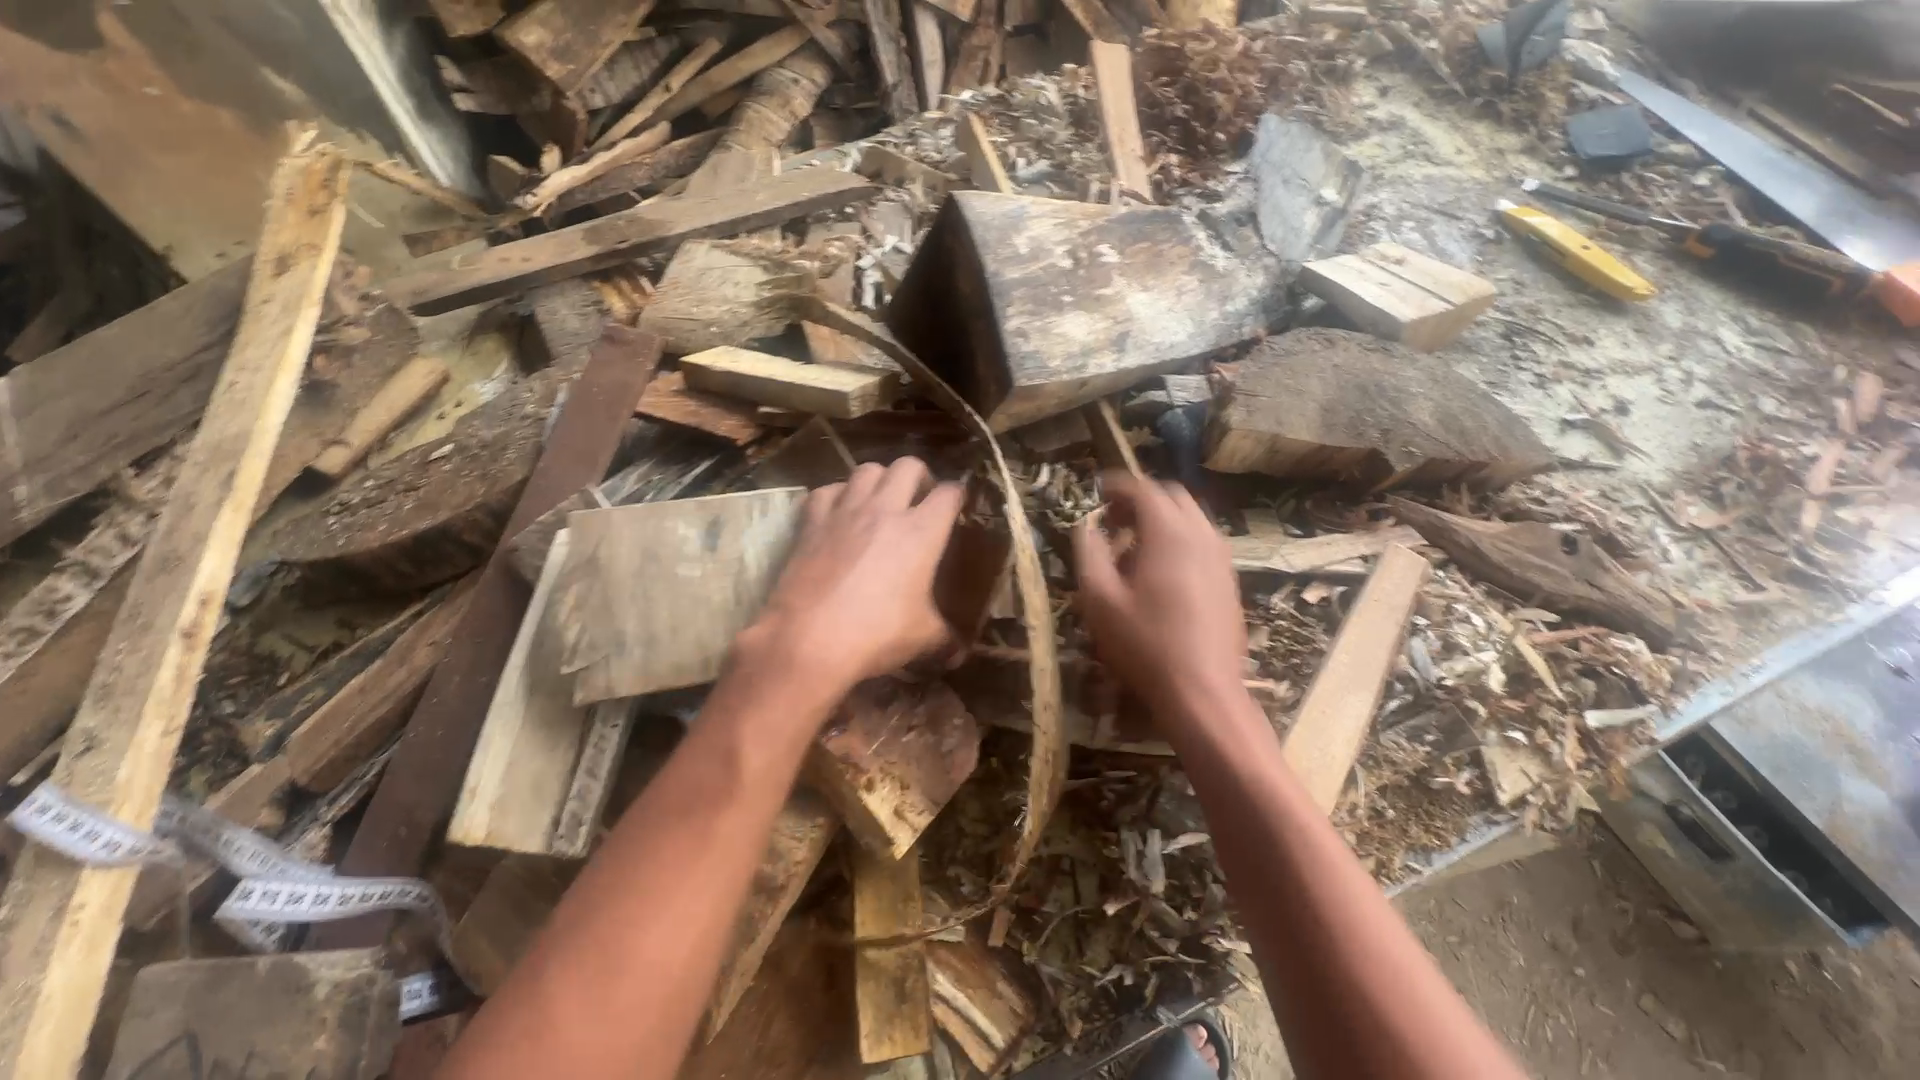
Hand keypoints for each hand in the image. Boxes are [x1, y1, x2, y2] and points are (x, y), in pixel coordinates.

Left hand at [737, 457, 964, 696]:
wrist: (809, 638)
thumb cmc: (876, 634)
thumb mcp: (922, 638)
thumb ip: (945, 639)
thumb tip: (959, 653)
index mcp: (922, 532)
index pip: (949, 493)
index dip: (959, 494)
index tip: (958, 504)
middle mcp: (885, 510)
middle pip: (908, 466)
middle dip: (920, 476)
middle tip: (920, 498)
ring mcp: (845, 511)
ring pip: (867, 469)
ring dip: (879, 479)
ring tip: (881, 500)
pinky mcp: (811, 522)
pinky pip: (826, 490)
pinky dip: (837, 494)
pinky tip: (839, 511)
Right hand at [1072, 472, 1246, 730]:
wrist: (1202, 692)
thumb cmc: (1145, 645)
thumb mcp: (1100, 600)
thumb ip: (1090, 553)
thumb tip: (1086, 526)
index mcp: (1169, 533)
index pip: (1144, 488)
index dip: (1117, 485)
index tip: (1095, 492)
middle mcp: (1202, 536)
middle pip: (1173, 496)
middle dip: (1141, 500)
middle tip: (1113, 520)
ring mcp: (1221, 559)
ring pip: (1192, 519)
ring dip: (1161, 520)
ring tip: (1132, 548)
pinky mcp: (1229, 582)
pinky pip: (1203, 543)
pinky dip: (1179, 540)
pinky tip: (1159, 573)